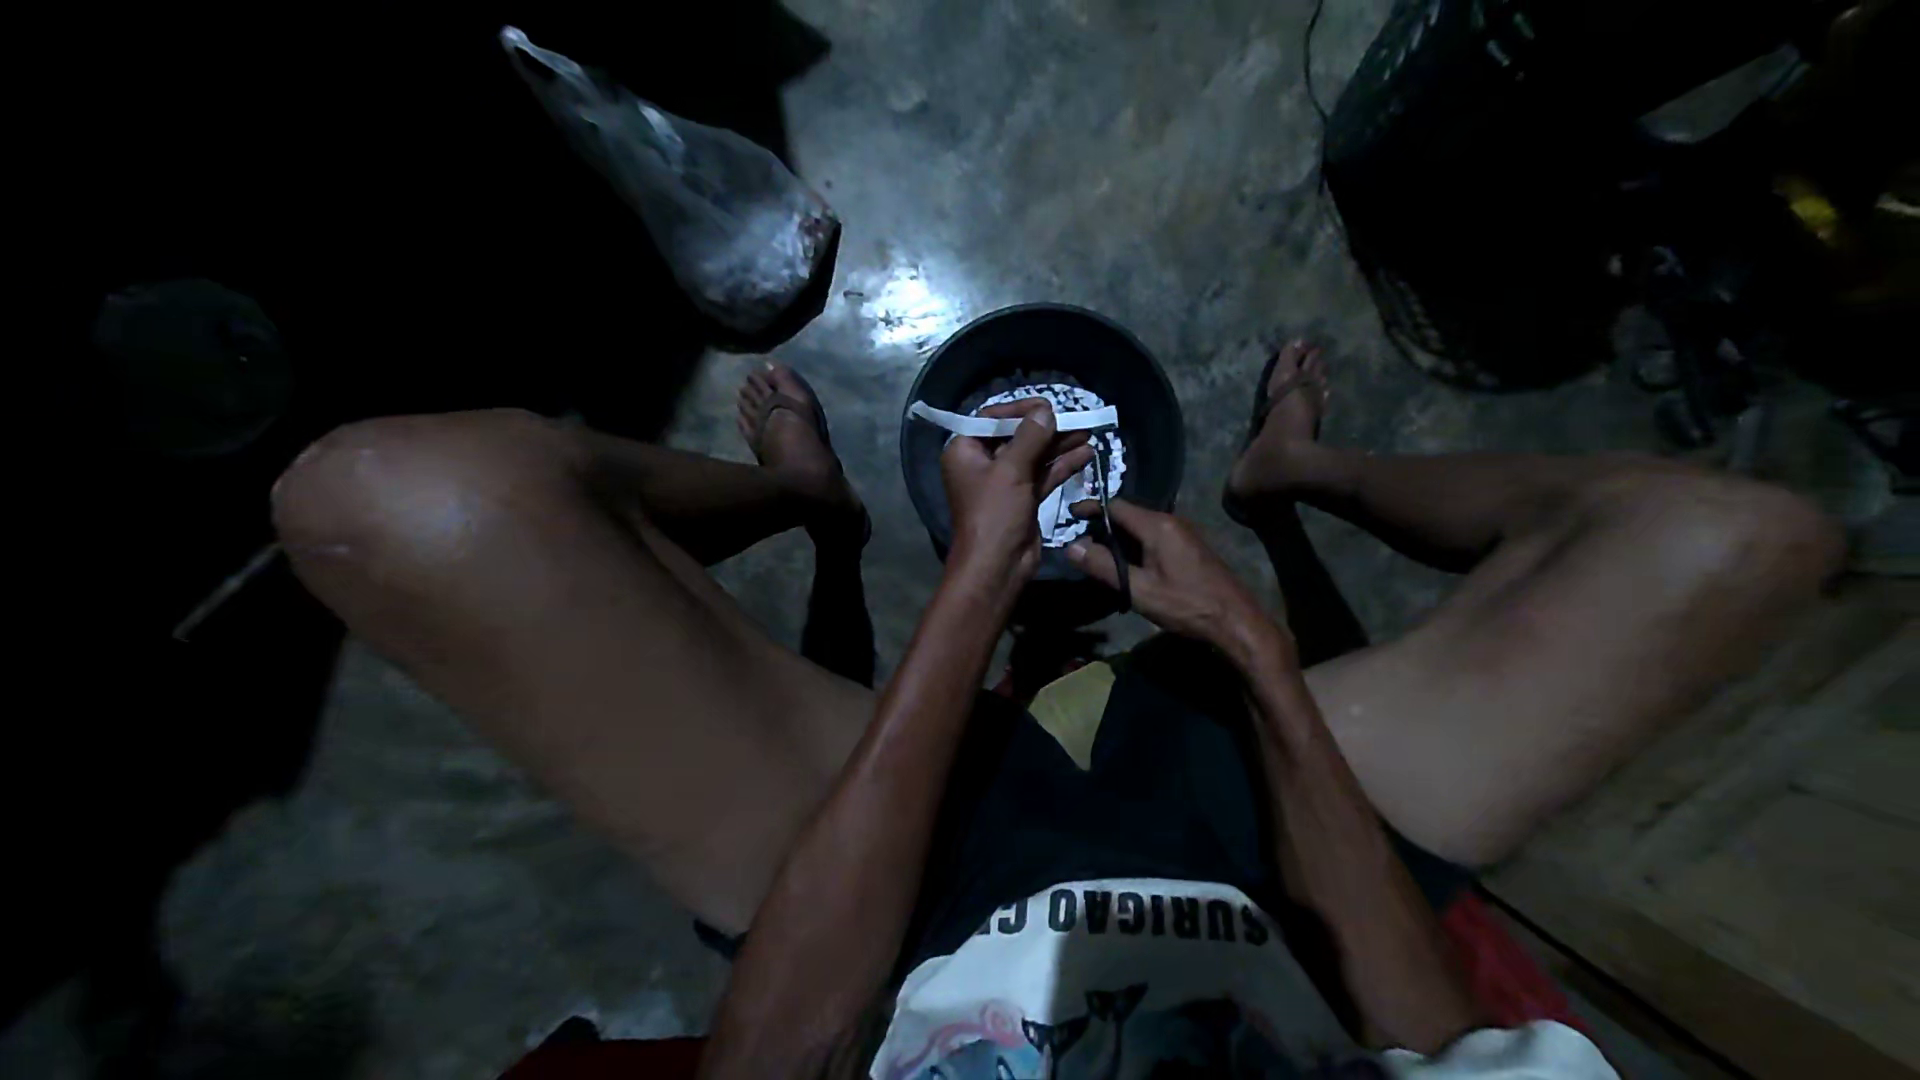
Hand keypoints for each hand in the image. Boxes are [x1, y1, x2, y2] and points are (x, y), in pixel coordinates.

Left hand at [941, 399, 1094, 584]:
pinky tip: (1086, 453)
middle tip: (1076, 417)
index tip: (1047, 405)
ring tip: (1089, 431)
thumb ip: (1030, 437)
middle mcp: (982, 464)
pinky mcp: (1022, 500)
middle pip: (1016, 437)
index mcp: (965, 452)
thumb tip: (1045, 410)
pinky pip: (1043, 476)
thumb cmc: (994, 514)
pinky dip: (1062, 465)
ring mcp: (1004, 483)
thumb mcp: (1010, 470)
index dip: (1019, 410)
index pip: (991, 420)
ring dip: (1059, 445)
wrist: (997, 566)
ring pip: (1034, 456)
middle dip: (1046, 428)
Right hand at [1066, 500, 1294, 665]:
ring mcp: (1183, 534)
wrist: (1236, 621)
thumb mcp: (1139, 589)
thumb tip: (1071, 547)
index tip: (1070, 519)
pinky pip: (1154, 538)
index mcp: (1158, 525)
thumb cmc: (1186, 604)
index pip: (1115, 505)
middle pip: (1128, 515)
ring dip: (1118, 539)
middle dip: (1102, 527)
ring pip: (1140, 528)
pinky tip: (1127, 568)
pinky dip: (1135, 547)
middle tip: (1080, 546)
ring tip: (1098, 559)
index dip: (1090, 510)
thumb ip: (1103, 566)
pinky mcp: (1189, 548)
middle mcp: (1171, 521)